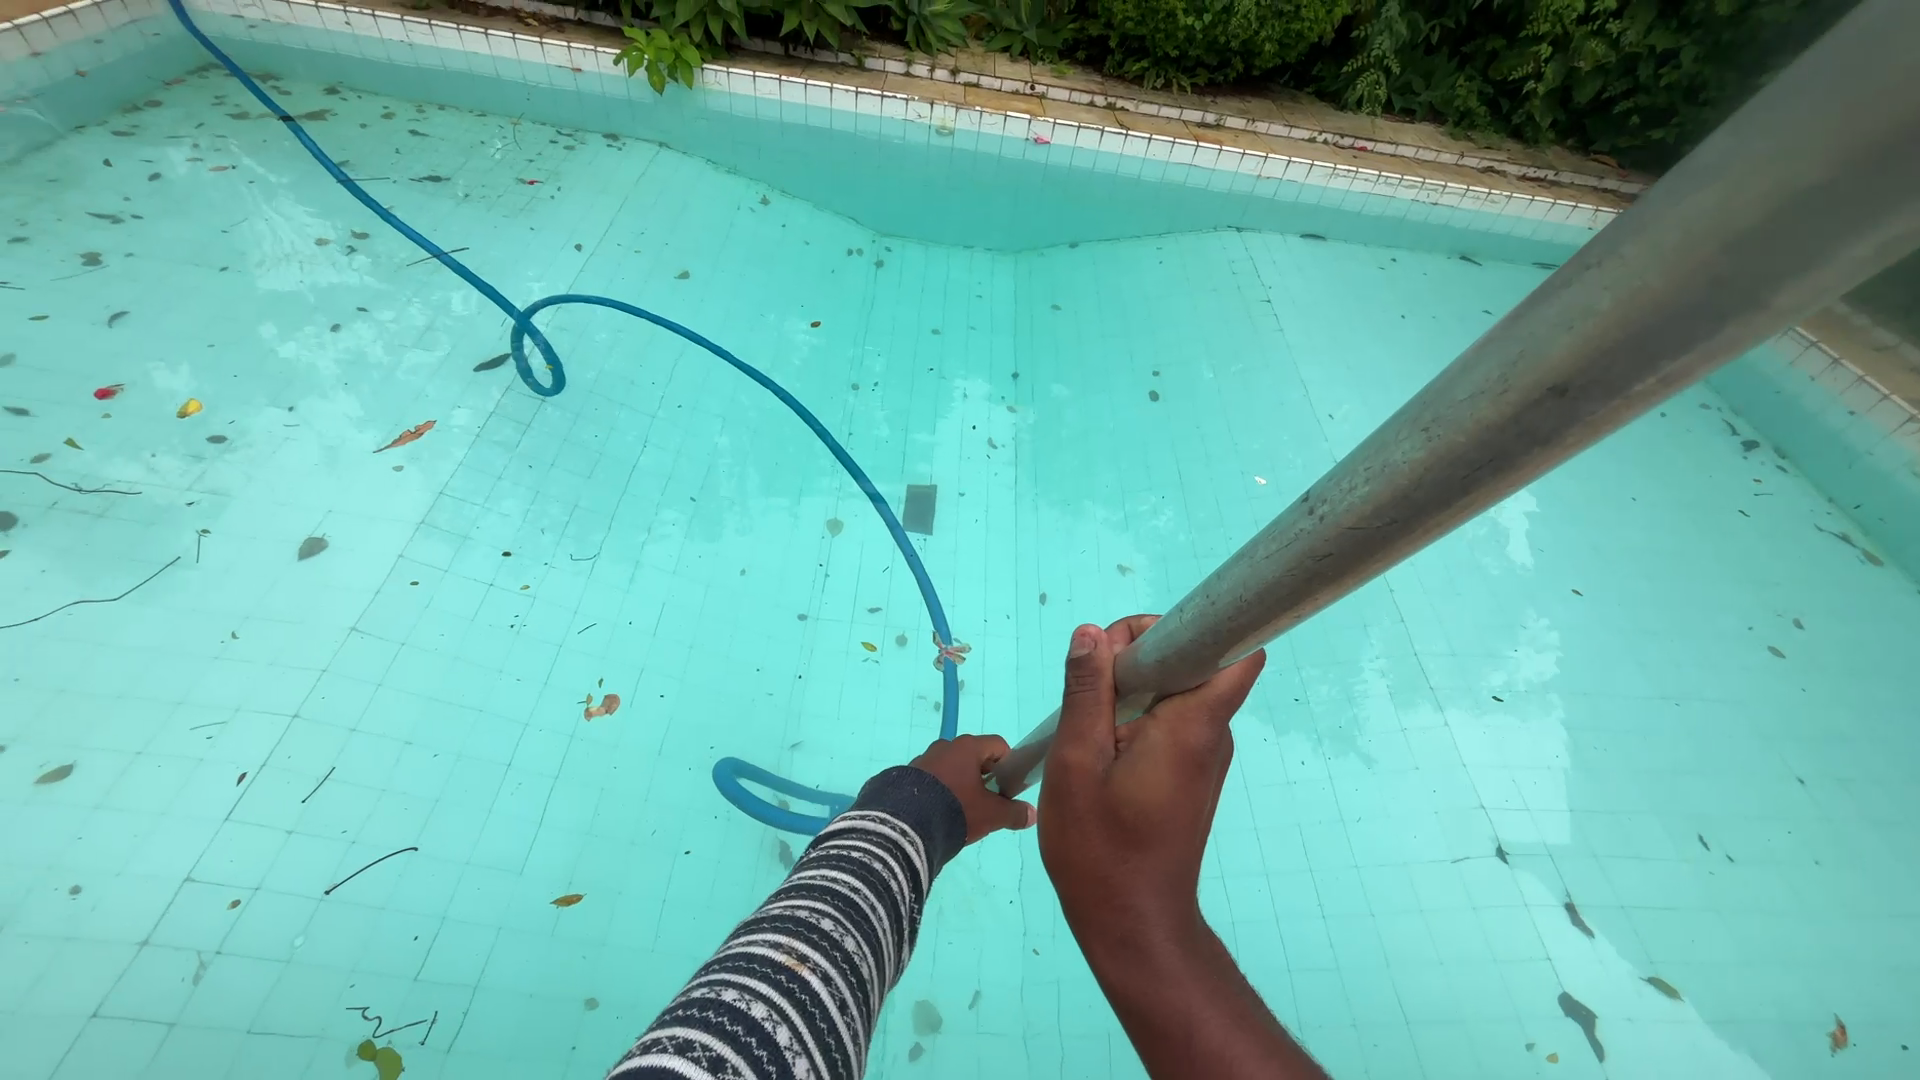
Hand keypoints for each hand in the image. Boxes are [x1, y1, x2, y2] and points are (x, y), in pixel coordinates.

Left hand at [910, 734, 1037, 843]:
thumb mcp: (991, 815)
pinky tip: (940, 814)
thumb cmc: (956, 810)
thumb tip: (1031, 814)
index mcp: (968, 747)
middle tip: (988, 803)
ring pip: (952, 768)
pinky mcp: (907, 774)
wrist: (906, 825)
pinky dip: (940, 791)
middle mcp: (945, 746)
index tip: (1009, 788)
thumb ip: (1014, 813)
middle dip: (984, 777)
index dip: (1009, 765)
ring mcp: (924, 758)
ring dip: (961, 784)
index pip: (998, 746)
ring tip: (962, 812)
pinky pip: (932, 778)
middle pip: (974, 757)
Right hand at [1038, 616, 1265, 948]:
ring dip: (1133, 684)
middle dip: (1140, 652)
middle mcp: (1211, 733)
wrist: (1130, 922)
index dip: (1191, 626)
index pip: (1234, 649)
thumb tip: (1092, 633)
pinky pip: (1171, 718)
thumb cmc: (1100, 846)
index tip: (1131, 639)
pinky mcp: (1190, 771)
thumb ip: (1086, 691)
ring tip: (1087, 713)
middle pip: (1193, 661)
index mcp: (1194, 725)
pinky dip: (1136, 713)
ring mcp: (1203, 754)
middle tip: (1090, 678)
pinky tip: (1099, 740)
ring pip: (1177, 689)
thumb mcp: (1075, 761)